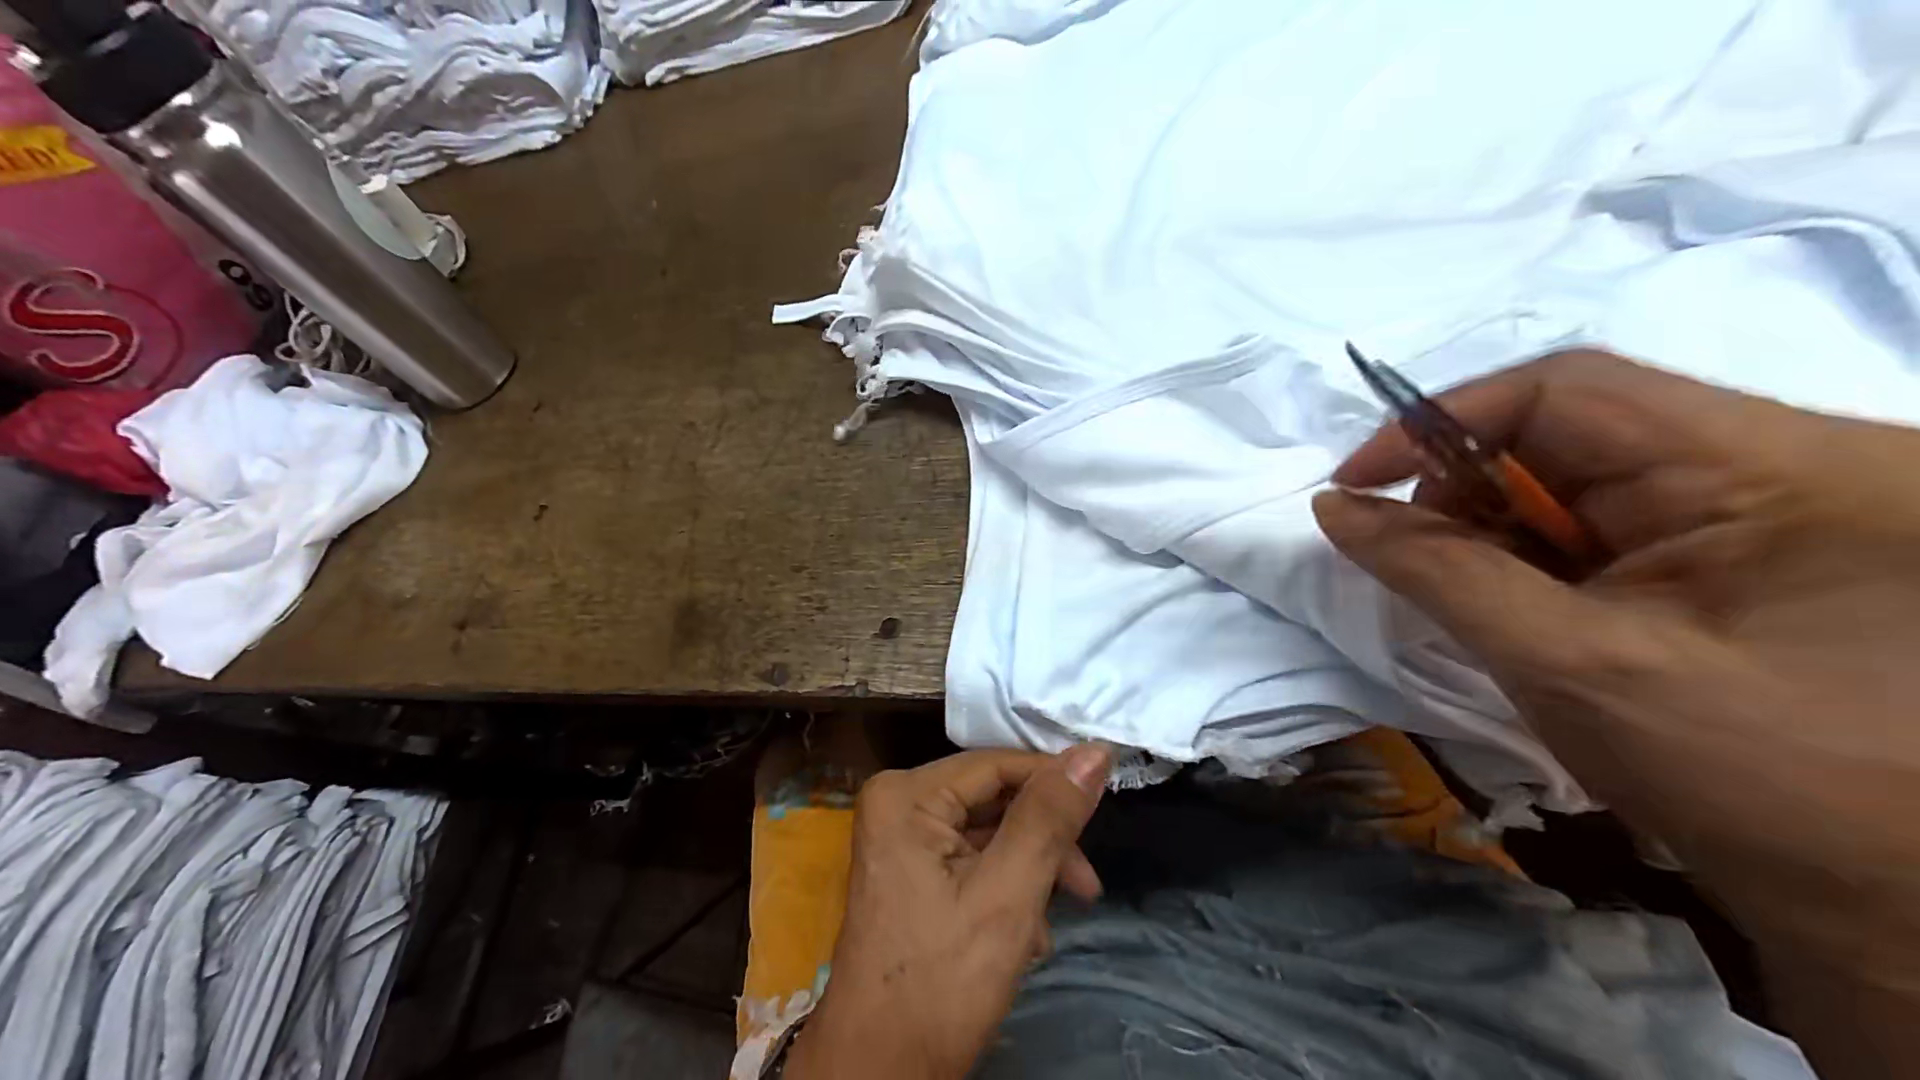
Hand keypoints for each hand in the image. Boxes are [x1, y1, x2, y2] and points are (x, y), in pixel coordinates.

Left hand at [786, 745, 1109, 1079]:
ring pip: (987, 830)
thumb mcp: (1007, 896)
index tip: (1103, 809)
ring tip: (1049, 926)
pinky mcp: (907, 870)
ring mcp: (898, 838)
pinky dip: (1004, 887)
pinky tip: (1024, 935)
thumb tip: (1093, 752)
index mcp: (906, 795)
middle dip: (1042, 840)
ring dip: (1028, 871)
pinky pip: (969, 857)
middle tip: (1085, 886)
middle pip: (992, 798)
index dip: (1054, 781)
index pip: (997, 764)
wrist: (878, 1074)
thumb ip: (1049, 819)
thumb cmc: (941, 984)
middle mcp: (896, 802)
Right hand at [1314, 349, 1919, 1079]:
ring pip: (1581, 482)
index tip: (1357, 484)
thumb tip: (1335, 508)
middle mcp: (1787, 464)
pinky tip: (1525, 609)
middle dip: (1466, 490)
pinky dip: (1538, 559)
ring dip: (1497, 530)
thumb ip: (1439, 571)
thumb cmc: (1753, 786)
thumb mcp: (1568, 665)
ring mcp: (1776, 512)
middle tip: (1410, 555)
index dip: (1440, 424)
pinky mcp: (1754, 558)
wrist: (1908, 918)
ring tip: (1475, 596)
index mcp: (1778, 466)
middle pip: (1572, 432)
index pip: (1566, 390)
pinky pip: (1609, 526)